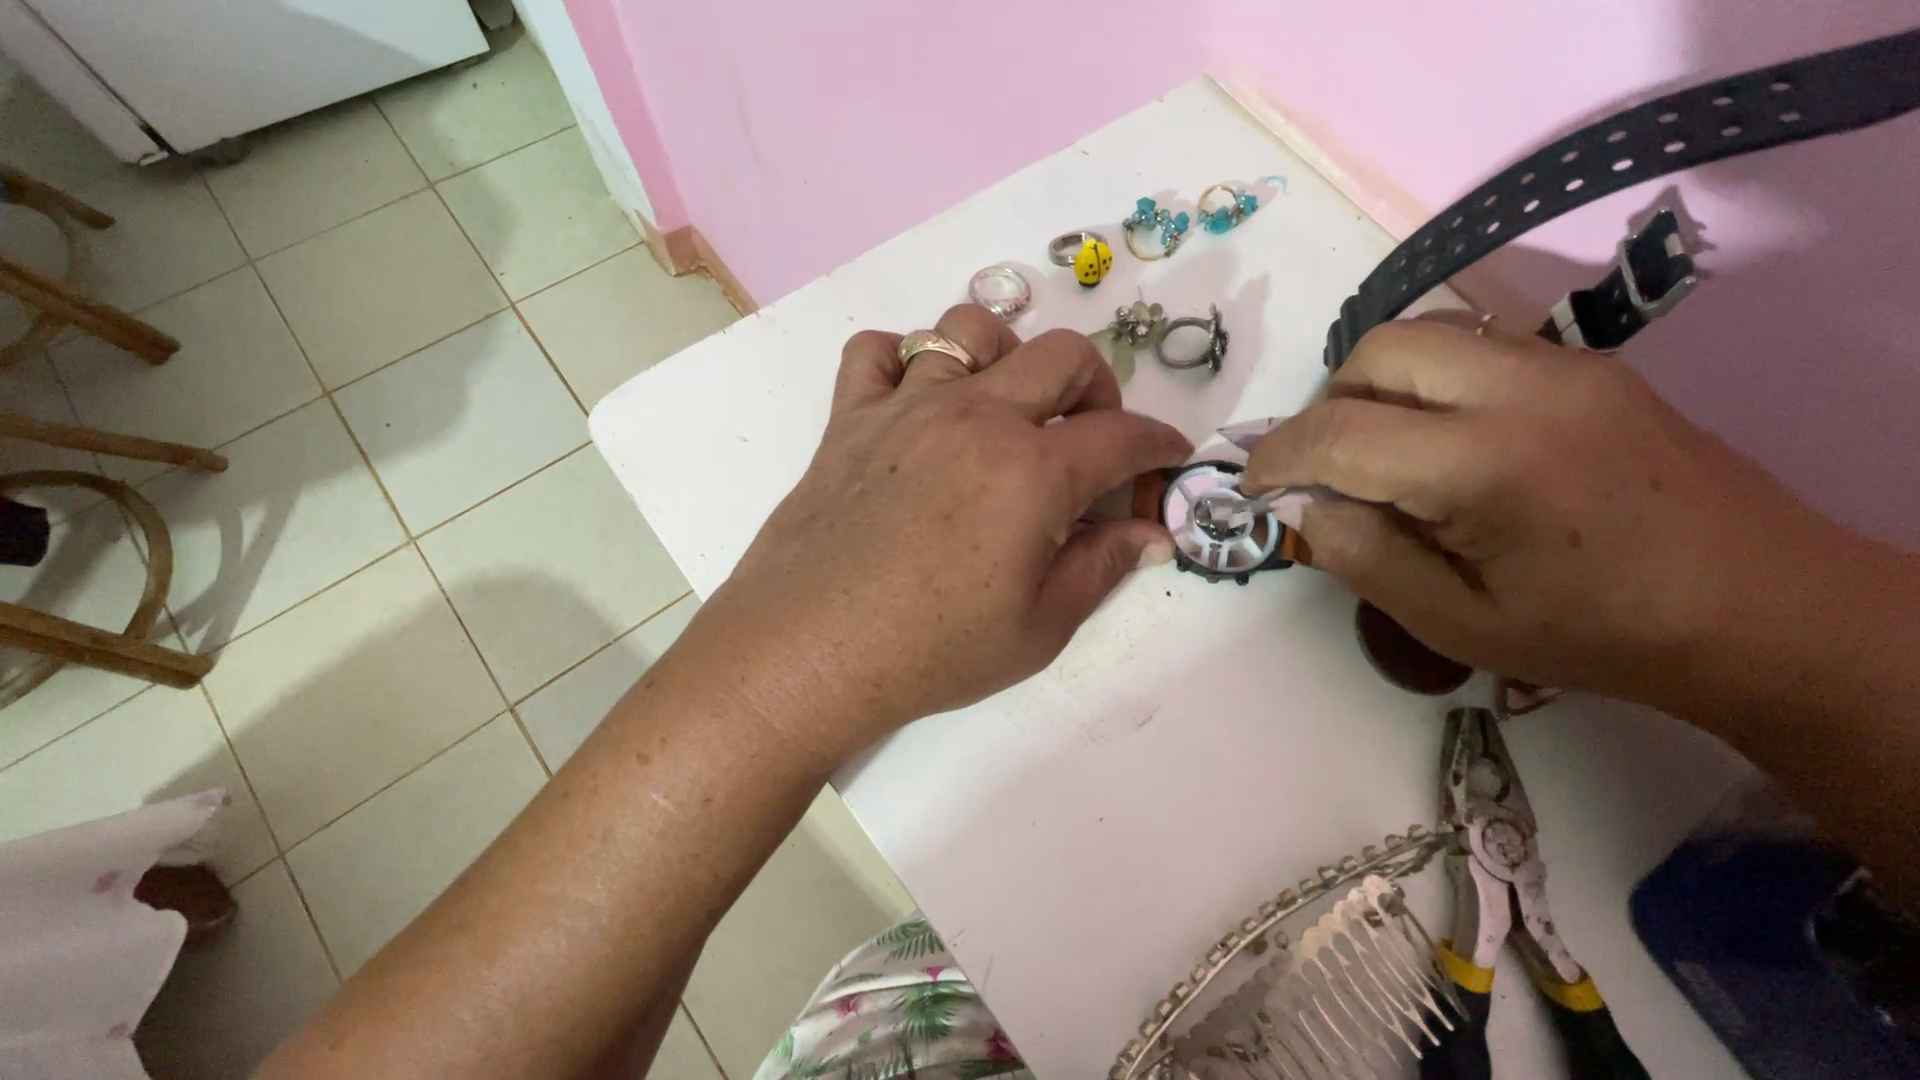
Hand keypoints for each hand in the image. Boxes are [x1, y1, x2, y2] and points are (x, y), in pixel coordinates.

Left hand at [684, 304, 1190, 760]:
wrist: (806, 654)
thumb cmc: (929, 653)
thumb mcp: (1038, 630)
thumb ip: (1101, 568)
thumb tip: (1149, 533)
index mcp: (1030, 471)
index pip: (1120, 437)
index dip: (1158, 446)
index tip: (1167, 460)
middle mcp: (972, 417)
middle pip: (1061, 356)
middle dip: (1099, 390)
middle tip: (1091, 442)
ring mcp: (905, 409)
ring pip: (969, 329)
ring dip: (1007, 357)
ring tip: (1008, 408)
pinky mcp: (849, 419)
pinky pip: (877, 350)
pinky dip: (905, 360)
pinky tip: (918, 403)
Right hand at [1242, 312, 1845, 703]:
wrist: (1760, 607)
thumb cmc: (1598, 634)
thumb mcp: (1458, 625)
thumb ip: (1364, 559)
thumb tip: (1306, 504)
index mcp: (1484, 467)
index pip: (1338, 432)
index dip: (1277, 455)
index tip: (1252, 483)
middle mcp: (1522, 391)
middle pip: (1377, 351)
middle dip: (1326, 404)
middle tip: (1328, 468)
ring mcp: (1563, 366)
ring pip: (1425, 334)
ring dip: (1376, 384)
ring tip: (1385, 452)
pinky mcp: (1587, 364)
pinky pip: (1475, 346)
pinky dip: (1429, 382)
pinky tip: (1448, 442)